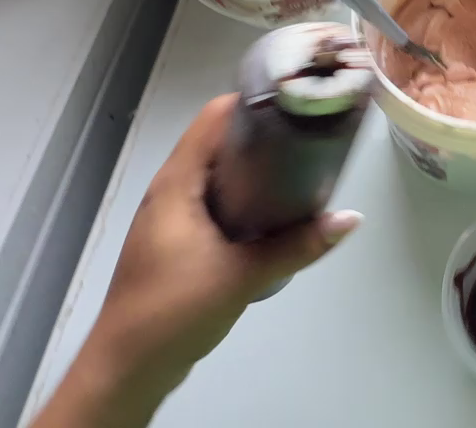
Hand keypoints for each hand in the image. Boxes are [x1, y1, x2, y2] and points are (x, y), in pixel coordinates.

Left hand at [31, 94, 360, 427]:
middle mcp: (170, 188)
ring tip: (300, 164)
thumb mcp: (243, 275)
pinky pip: (214, 196)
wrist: (125, 372)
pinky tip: (273, 208)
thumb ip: (298, 245)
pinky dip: (243, 191)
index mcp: (177, 182)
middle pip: (219, 139)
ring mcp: (170, 214)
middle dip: (263, 133)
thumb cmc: (173, 312)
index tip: (296, 102)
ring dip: (254, 165)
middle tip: (308, 133)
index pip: (214, 116)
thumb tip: (350, 219)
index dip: (254, 101)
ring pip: (217, 170)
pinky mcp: (177, 238)